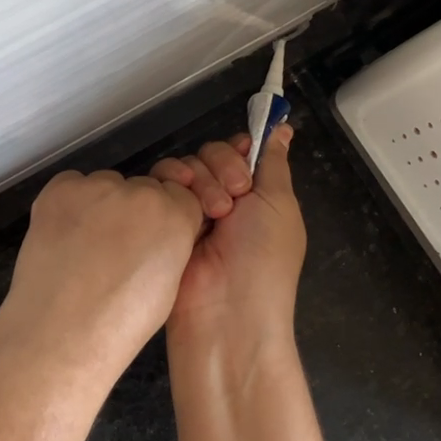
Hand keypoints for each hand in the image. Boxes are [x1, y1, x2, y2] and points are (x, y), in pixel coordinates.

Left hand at [0, 169, 204, 383]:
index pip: (179, 195)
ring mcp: (96, 187)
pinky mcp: (58, 189)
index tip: (148, 243)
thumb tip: (157, 231)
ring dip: (100, 206)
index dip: (164, 220)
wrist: (62, 333)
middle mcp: (140, 192)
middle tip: (112, 248)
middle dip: (133, 211)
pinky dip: (69, 204)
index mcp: (176, 216)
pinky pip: (71, 185)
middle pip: (142, 188)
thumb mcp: (170, 283)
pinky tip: (63, 237)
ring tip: (83, 247)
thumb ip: (171, 244)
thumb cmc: (122, 324)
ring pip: (106, 186)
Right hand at [150, 125, 304, 345]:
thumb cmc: (263, 258)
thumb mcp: (279, 204)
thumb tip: (283, 128)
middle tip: (233, 197)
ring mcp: (189, 213)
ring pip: (184, 167)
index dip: (239, 149)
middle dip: (221, 167)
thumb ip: (274, 162)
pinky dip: (169, 185)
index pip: (239, 153)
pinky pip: (158, 185)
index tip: (245, 156)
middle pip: (209, 155)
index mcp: (255, 198)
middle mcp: (221, 202)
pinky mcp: (161, 222)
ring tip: (209, 212)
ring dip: (199, 180)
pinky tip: (180, 204)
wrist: (226, 313)